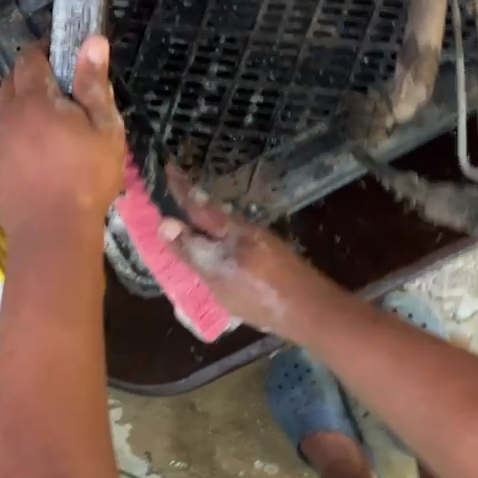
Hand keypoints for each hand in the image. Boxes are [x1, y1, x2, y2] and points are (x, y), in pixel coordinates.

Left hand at [0, 36, 125, 242]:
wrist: (52, 234)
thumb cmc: (86, 180)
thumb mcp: (104, 129)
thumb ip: (94, 84)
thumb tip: (92, 40)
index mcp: (34, 102)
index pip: (29, 59)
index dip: (43, 50)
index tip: (60, 52)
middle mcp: (6, 118)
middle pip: (11, 83)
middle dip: (30, 76)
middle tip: (58, 86)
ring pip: (5, 114)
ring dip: (22, 109)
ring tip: (50, 124)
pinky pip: (2, 142)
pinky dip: (17, 139)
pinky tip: (37, 157)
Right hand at [157, 168, 344, 338]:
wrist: (312, 311)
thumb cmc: (260, 292)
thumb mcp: (218, 274)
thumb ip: (191, 250)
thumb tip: (164, 222)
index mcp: (230, 230)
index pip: (197, 204)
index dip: (181, 188)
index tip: (168, 165)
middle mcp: (246, 230)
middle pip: (214, 213)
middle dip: (194, 204)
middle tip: (175, 194)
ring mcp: (261, 244)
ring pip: (226, 228)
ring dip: (207, 224)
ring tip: (192, 227)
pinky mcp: (270, 259)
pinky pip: (236, 242)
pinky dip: (220, 241)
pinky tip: (220, 255)